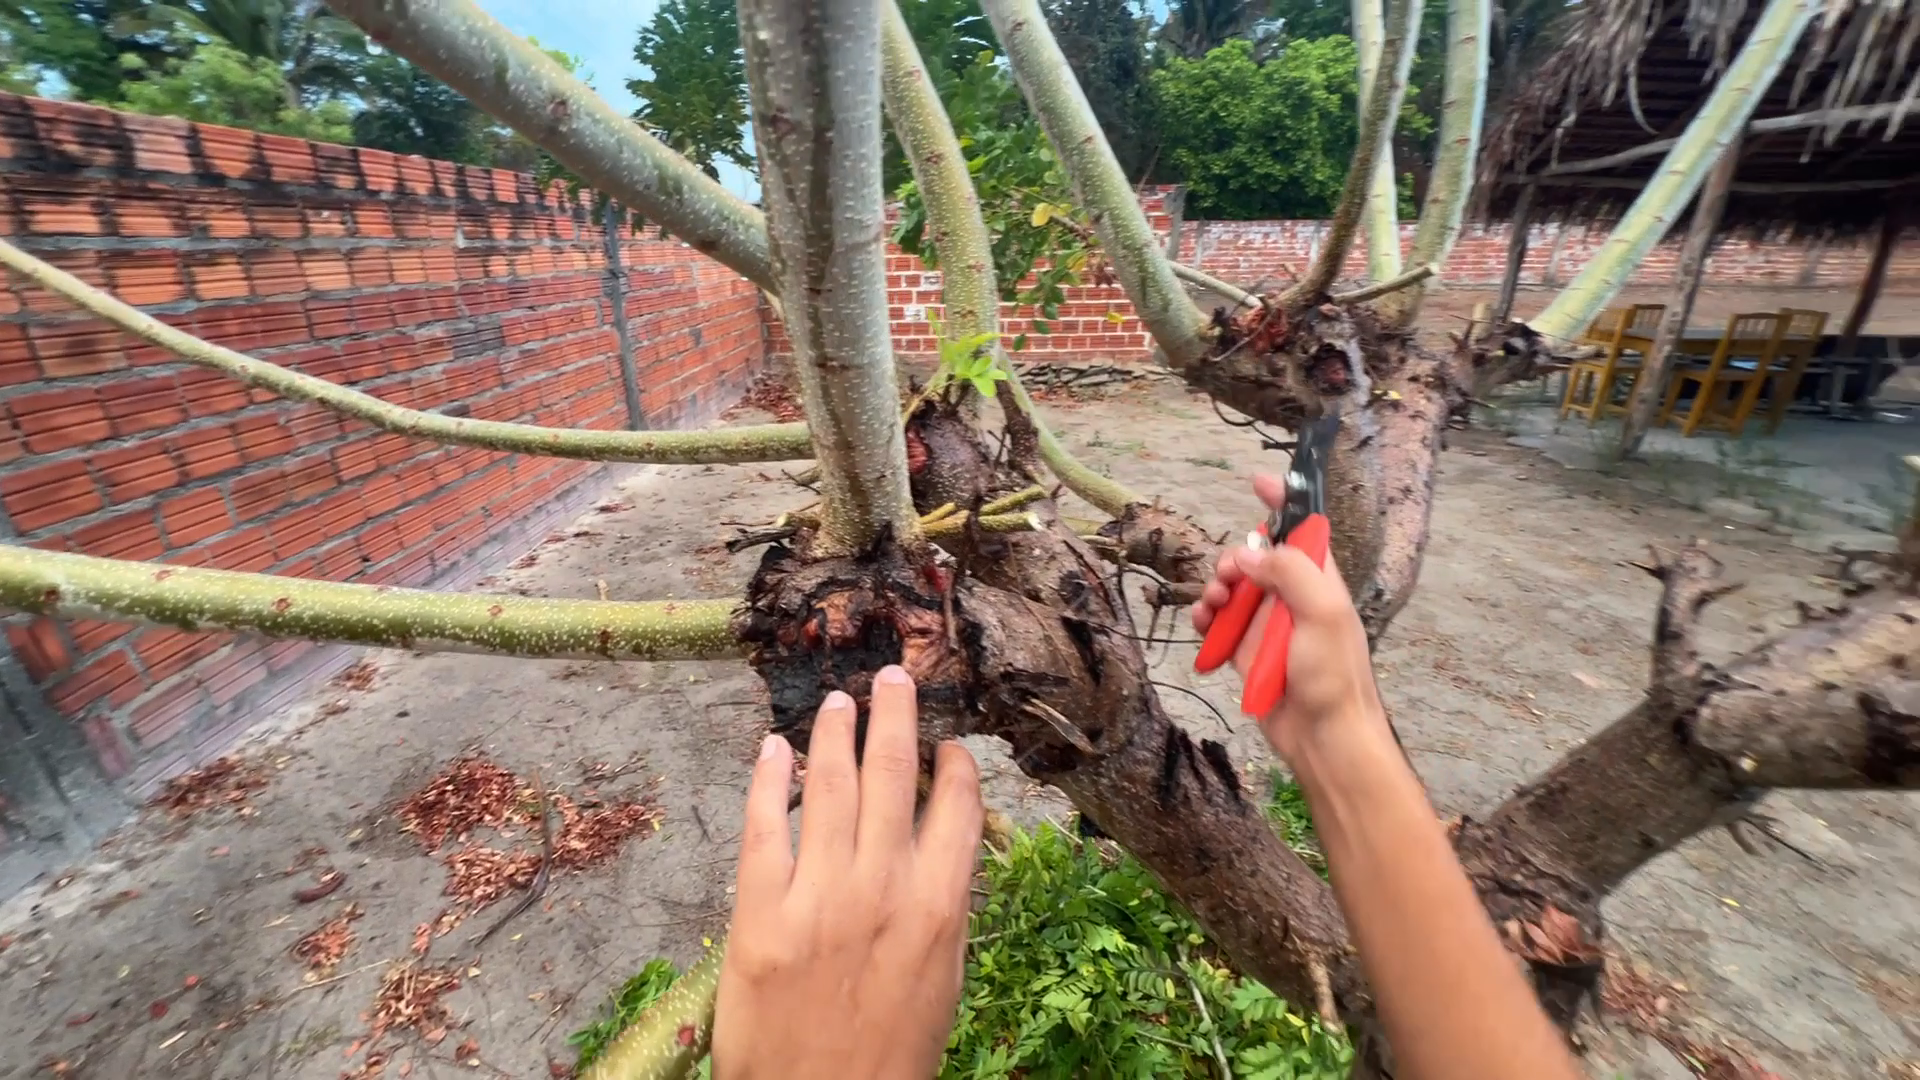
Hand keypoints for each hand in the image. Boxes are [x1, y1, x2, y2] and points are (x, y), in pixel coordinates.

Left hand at [711, 666, 983, 1079]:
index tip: (945, 745)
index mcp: (939, 903)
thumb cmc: (894, 1050)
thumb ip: (942, 895)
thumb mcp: (943, 973)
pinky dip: (768, 779)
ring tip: (840, 700)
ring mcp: (820, 896)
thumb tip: (939, 829)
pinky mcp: (760, 915)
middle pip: (892, 772)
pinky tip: (773, 747)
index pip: (958, 802)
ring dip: (836, 732)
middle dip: (894, 714)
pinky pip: (764, 827)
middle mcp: (883, 885)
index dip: (954, 763)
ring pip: (830, 784)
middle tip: (891, 678)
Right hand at [1190, 474, 1386, 764]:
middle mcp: (1291, 597)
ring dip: (1216, 590)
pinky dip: (1206, 618)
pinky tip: (1203, 625)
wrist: (1321, 737)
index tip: (1258, 481)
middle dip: (1235, 560)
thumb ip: (1291, 573)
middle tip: (1229, 578)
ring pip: (1232, 589)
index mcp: (1318, 582)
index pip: (1301, 530)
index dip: (1282, 503)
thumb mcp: (1323, 615)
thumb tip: (1249, 554)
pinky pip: (1218, 622)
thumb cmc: (1332, 676)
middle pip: (1255, 559)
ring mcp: (1266, 624)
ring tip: (1213, 607)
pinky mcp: (1245, 649)